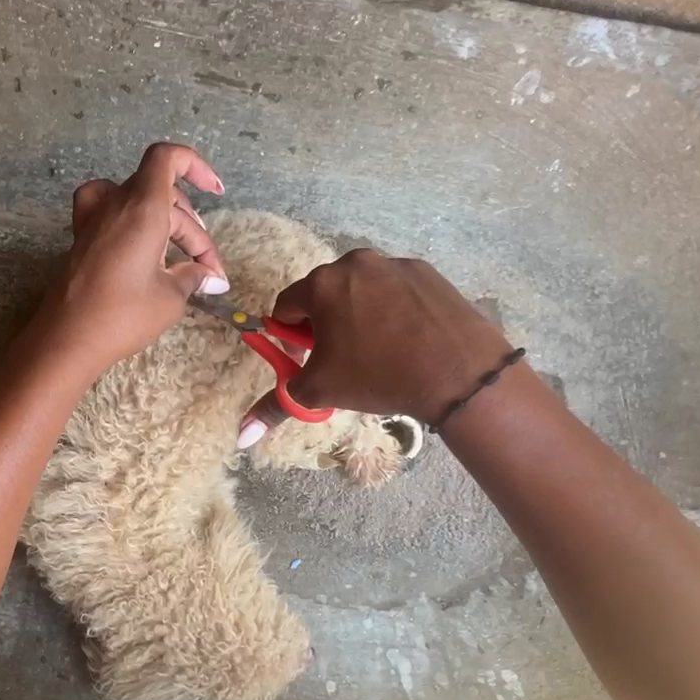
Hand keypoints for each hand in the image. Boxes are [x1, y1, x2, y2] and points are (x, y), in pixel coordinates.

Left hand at [23, 143, 230, 375]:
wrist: (67, 339)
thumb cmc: (123, 316)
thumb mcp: (170, 299)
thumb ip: (192, 278)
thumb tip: (209, 278)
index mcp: (143, 207)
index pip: (167, 159)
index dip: (195, 166)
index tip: (216, 193)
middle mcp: (116, 205)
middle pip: (163, 196)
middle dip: (191, 230)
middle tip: (206, 272)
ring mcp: (93, 221)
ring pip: (139, 206)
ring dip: (165, 227)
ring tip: (180, 262)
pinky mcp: (81, 240)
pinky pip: (108, 214)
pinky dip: (128, 221)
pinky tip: (134, 240)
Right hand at [262, 249, 512, 424]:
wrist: (457, 371)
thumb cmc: (377, 376)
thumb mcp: (320, 392)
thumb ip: (276, 406)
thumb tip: (242, 436)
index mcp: (321, 285)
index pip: (286, 307)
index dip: (289, 337)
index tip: (306, 359)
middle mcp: (354, 263)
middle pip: (323, 295)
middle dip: (323, 325)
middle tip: (341, 359)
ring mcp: (393, 263)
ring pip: (360, 291)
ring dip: (356, 316)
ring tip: (376, 352)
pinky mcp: (426, 272)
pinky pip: (394, 291)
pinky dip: (390, 312)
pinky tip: (404, 341)